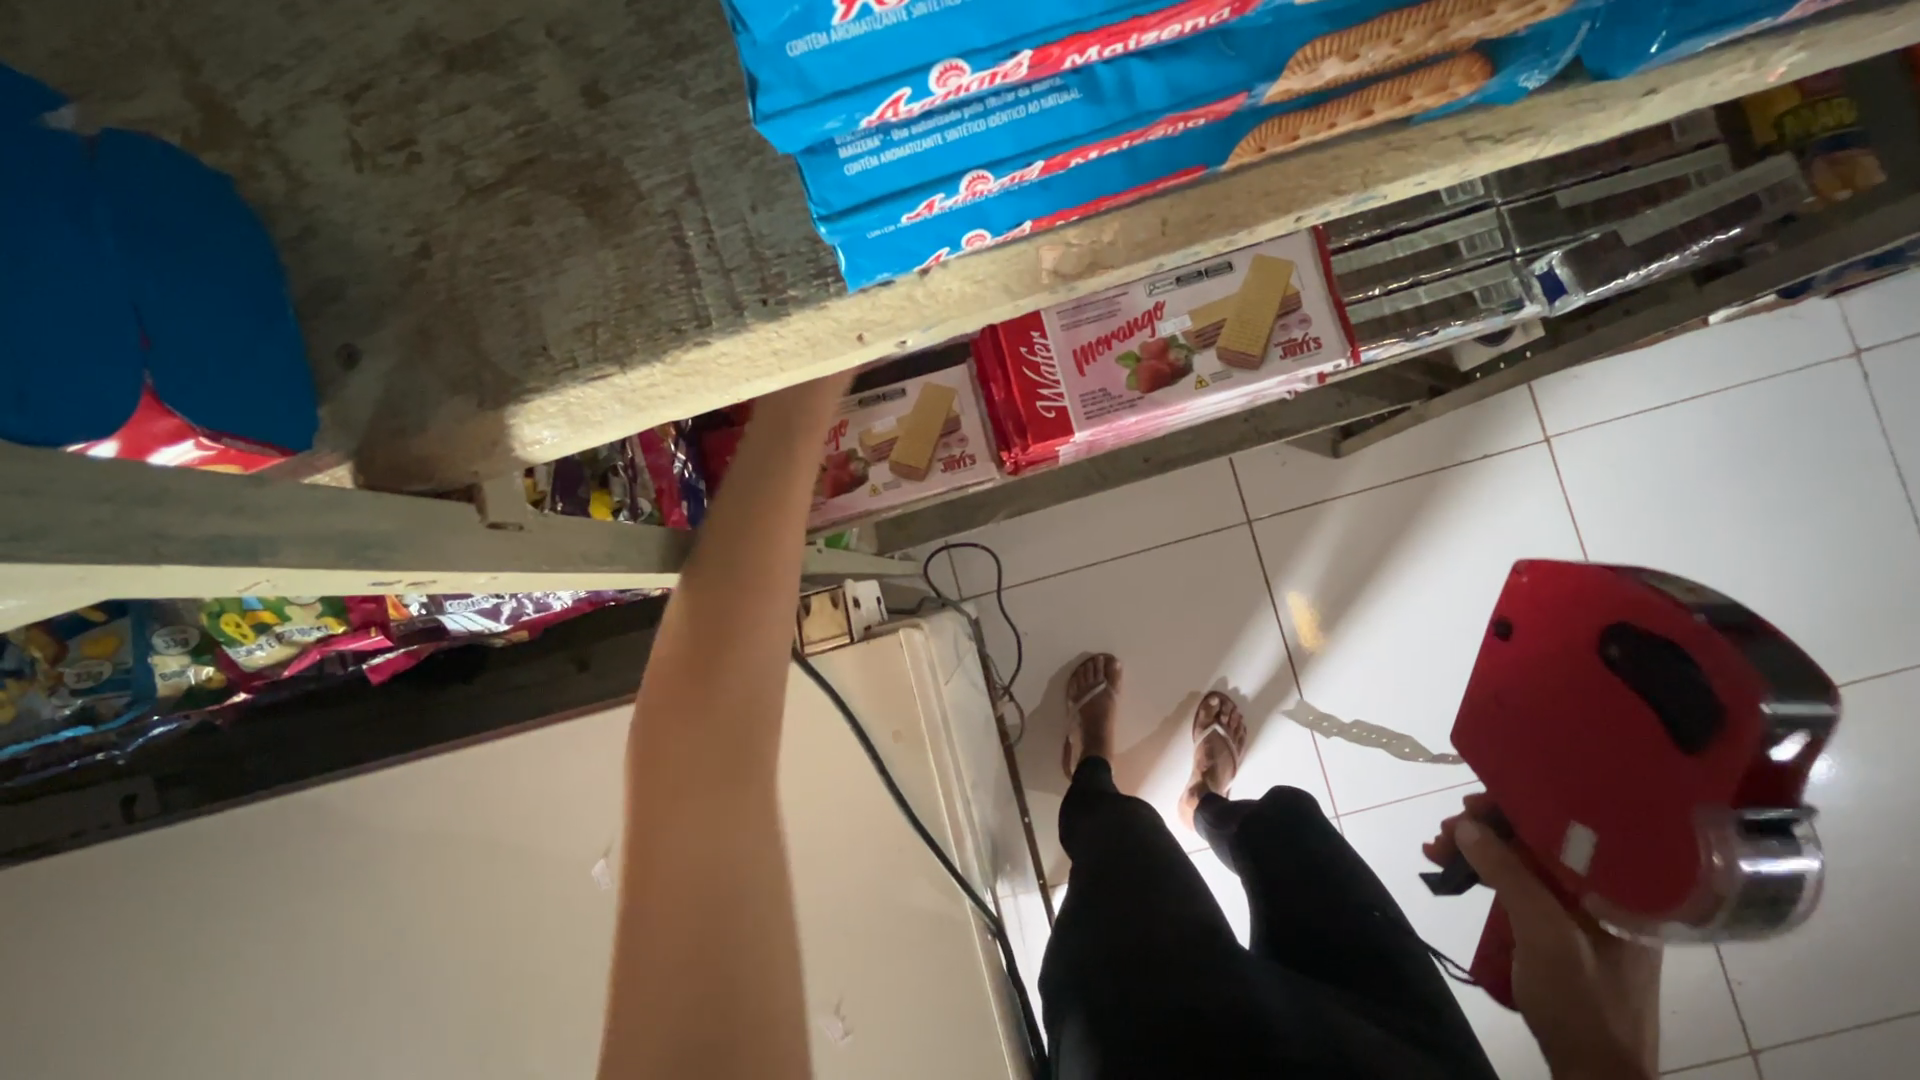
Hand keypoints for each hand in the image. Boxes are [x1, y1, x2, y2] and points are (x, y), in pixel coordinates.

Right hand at [1425, 794, 1663, 1079]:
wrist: (1595, 1076)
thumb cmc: (1581, 1003)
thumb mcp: (1543, 934)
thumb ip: (1509, 875)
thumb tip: (1466, 824)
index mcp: (1619, 890)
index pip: (1564, 827)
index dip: (1513, 809)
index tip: (1468, 807)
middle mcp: (1604, 896)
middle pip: (1538, 844)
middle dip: (1486, 832)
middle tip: (1442, 835)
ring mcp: (1581, 917)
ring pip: (1524, 866)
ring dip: (1479, 854)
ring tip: (1436, 852)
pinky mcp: (1560, 936)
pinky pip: (1521, 891)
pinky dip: (1487, 879)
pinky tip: (1456, 875)